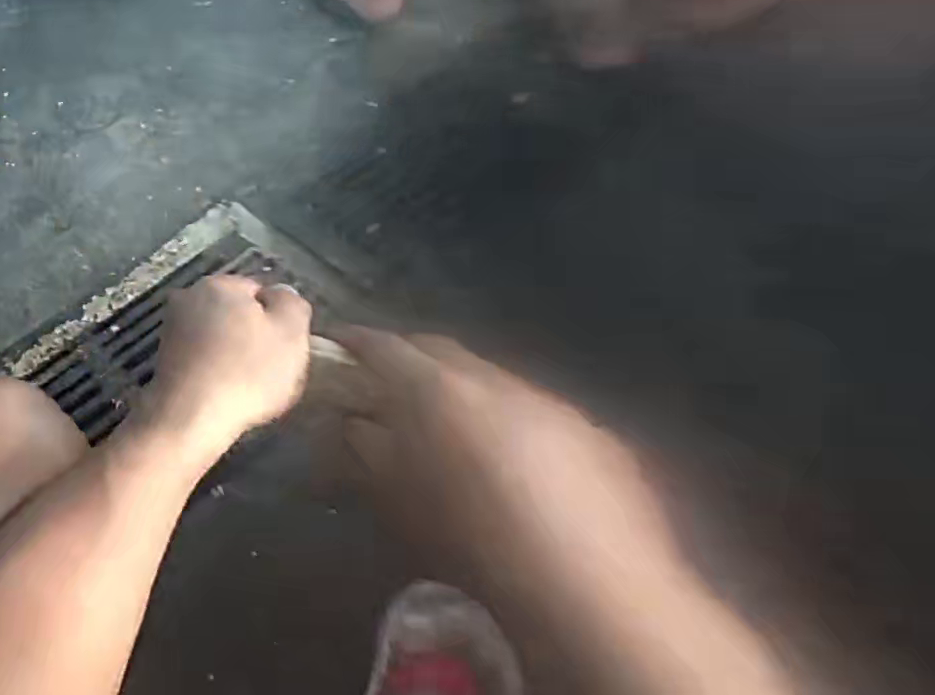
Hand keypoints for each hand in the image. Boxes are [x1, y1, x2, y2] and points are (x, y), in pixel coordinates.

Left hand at [142, 275, 311, 459]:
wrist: (191, 415)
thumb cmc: (247, 371)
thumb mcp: (290, 333)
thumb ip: (291, 304)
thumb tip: (279, 293)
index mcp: (218, 283)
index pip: (258, 291)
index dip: (277, 320)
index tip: (284, 348)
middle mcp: (188, 295)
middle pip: (235, 312)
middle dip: (252, 335)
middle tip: (270, 368)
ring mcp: (171, 325)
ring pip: (216, 335)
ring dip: (232, 354)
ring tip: (246, 385)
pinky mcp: (164, 354)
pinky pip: (201, 356)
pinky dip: (213, 369)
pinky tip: (224, 391)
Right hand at [336, 328, 678, 604]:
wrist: (600, 596)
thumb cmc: (475, 541)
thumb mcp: (398, 495)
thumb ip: (366, 446)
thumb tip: (354, 422)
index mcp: (437, 388)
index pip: (382, 345)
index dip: (353, 339)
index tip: (334, 342)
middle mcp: (492, 379)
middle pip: (435, 347)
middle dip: (404, 354)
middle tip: (381, 377)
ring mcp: (549, 401)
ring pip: (487, 374)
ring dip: (457, 386)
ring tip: (445, 420)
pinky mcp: (594, 432)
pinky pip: (532, 407)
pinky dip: (504, 415)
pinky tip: (509, 458)